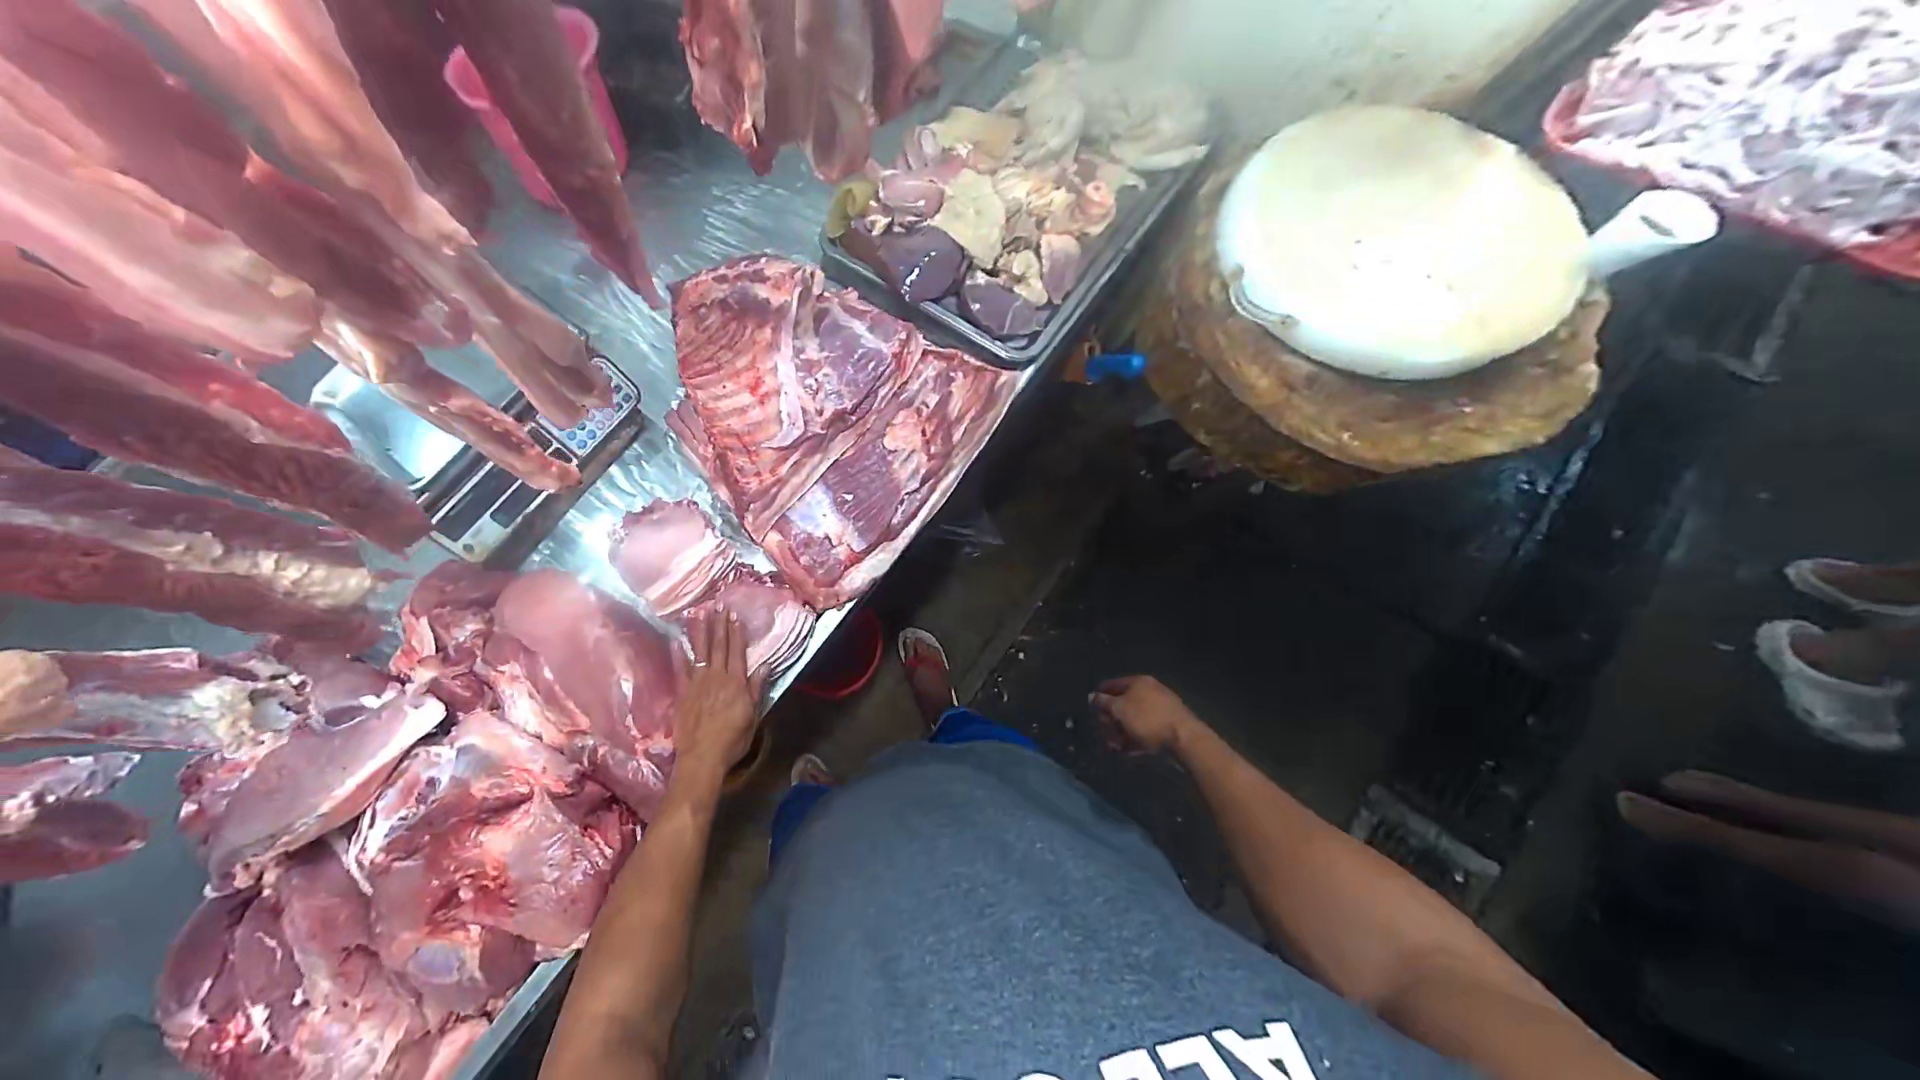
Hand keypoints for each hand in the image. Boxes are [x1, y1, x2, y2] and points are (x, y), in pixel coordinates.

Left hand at [671, 610, 765, 788]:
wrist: (703, 756)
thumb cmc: (733, 739)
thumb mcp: (753, 716)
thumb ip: (756, 689)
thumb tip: (765, 665)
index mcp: (736, 682)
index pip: (737, 651)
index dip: (736, 632)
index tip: (734, 615)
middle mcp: (717, 677)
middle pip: (718, 646)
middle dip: (719, 625)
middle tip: (717, 606)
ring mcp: (697, 683)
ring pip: (699, 651)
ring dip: (699, 631)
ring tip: (698, 613)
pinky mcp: (682, 693)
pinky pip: (680, 669)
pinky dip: (678, 654)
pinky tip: (676, 641)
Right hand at [1090, 676, 1203, 755]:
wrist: (1184, 737)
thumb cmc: (1147, 719)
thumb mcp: (1119, 709)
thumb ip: (1103, 702)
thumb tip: (1092, 696)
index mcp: (1138, 682)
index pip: (1112, 684)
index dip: (1099, 696)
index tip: (1091, 710)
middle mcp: (1149, 691)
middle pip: (1122, 703)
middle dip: (1110, 720)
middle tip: (1104, 734)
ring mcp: (1159, 708)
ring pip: (1133, 719)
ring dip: (1121, 733)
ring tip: (1116, 747)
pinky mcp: (1166, 724)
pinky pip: (1145, 729)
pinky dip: (1135, 738)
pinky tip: (1130, 751)